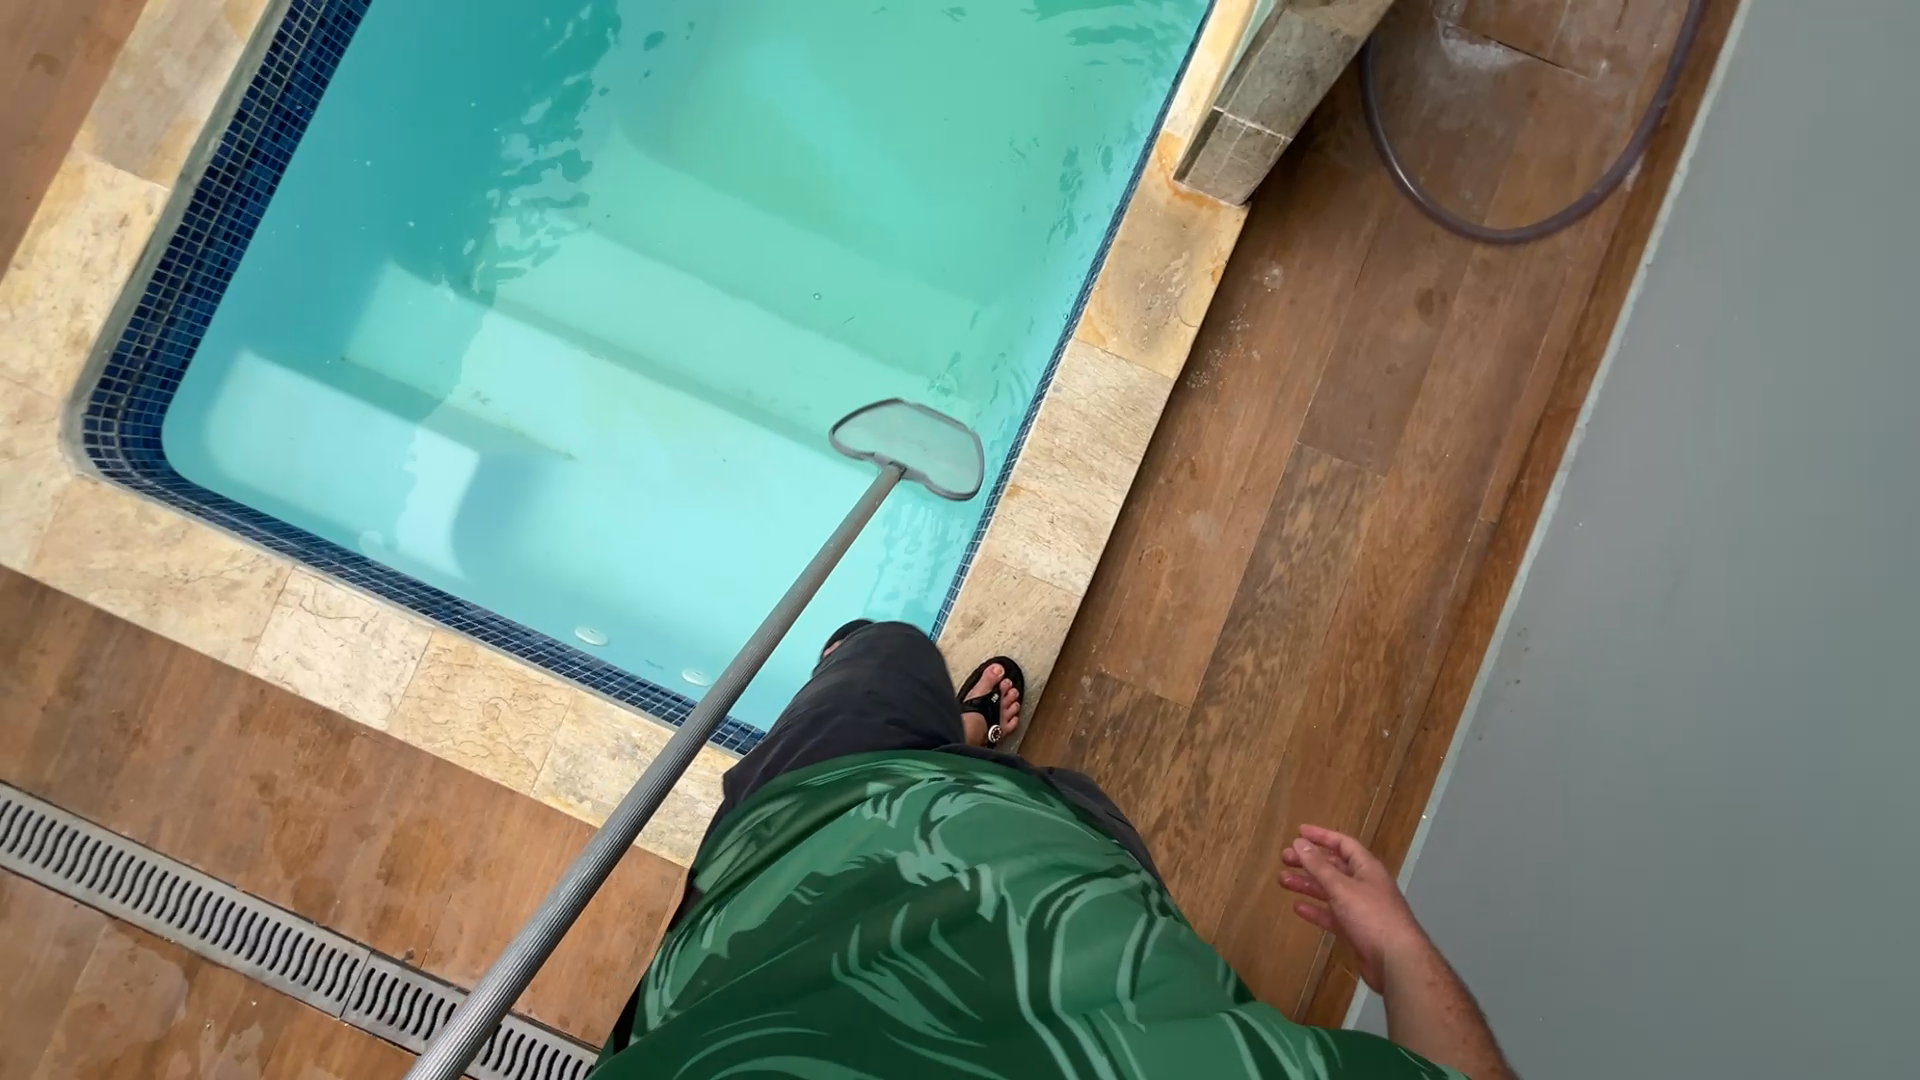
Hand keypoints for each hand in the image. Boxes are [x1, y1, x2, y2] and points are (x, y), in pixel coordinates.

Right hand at [1279, 825, 1429, 992]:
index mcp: (1367, 869)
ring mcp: (1362, 909)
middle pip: (1334, 867)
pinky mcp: (1357, 931)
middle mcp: (1365, 885)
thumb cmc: (1372, 916)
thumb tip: (1298, 842)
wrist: (1398, 964)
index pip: (1343, 844)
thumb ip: (1318, 865)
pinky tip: (1298, 907)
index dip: (1321, 836)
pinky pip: (1333, 915)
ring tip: (1283, 881)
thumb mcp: (1342, 887)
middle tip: (1284, 858)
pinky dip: (1316, 910)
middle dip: (1309, 862)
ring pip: (1330, 891)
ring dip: (1308, 884)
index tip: (1298, 832)